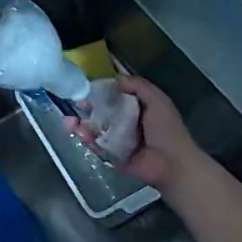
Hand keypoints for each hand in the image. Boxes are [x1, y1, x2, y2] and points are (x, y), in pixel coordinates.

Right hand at [66, 75, 209, 189]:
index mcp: (137, 108)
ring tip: (70, 120)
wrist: (172, 163)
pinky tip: (77, 131)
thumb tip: (115, 78)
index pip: (114, 96)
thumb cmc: (167, 129)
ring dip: (81, 124)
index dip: (101, 91)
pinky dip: (86, 138)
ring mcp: (116, 140)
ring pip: (95, 129)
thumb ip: (138, 86)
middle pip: (101, 112)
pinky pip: (96, 145)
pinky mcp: (111, 155)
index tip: (87, 86)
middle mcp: (125, 122)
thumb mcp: (157, 101)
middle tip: (74, 103)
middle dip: (86, 108)